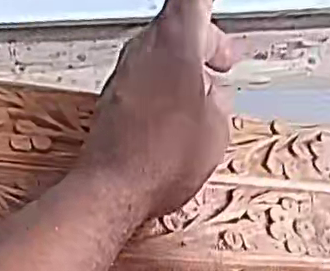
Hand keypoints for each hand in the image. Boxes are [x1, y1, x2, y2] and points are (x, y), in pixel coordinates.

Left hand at [74, 0, 236, 220]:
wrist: (112, 193)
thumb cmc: (159, 159)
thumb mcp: (216, 130)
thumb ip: (219, 101)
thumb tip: (213, 98)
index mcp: (176, 39)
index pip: (196, 0)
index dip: (208, 8)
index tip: (214, 11)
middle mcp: (142, 50)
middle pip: (176, 30)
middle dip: (202, 45)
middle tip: (222, 63)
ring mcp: (120, 79)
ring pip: (156, 62)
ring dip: (178, 76)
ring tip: (197, 103)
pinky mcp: (107, 109)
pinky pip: (139, 92)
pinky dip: (158, 100)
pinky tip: (169, 127)